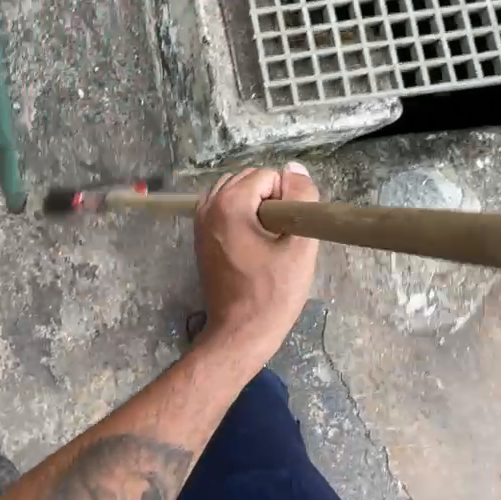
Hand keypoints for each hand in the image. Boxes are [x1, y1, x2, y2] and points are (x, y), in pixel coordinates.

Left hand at [193, 164, 319, 364]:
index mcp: (229, 204)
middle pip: (247, 179)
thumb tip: (295, 168)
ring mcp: (199, 221)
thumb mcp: (298, 247)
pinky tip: (253, 243)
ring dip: (254, 205)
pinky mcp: (199, 236)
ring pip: (233, 192)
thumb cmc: (272, 293)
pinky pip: (222, 208)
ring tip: (269, 240)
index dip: (287, 197)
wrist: (239, 331)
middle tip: (281, 235)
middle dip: (269, 198)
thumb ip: (300, 201)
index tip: (290, 229)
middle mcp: (208, 206)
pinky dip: (239, 215)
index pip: (267, 176)